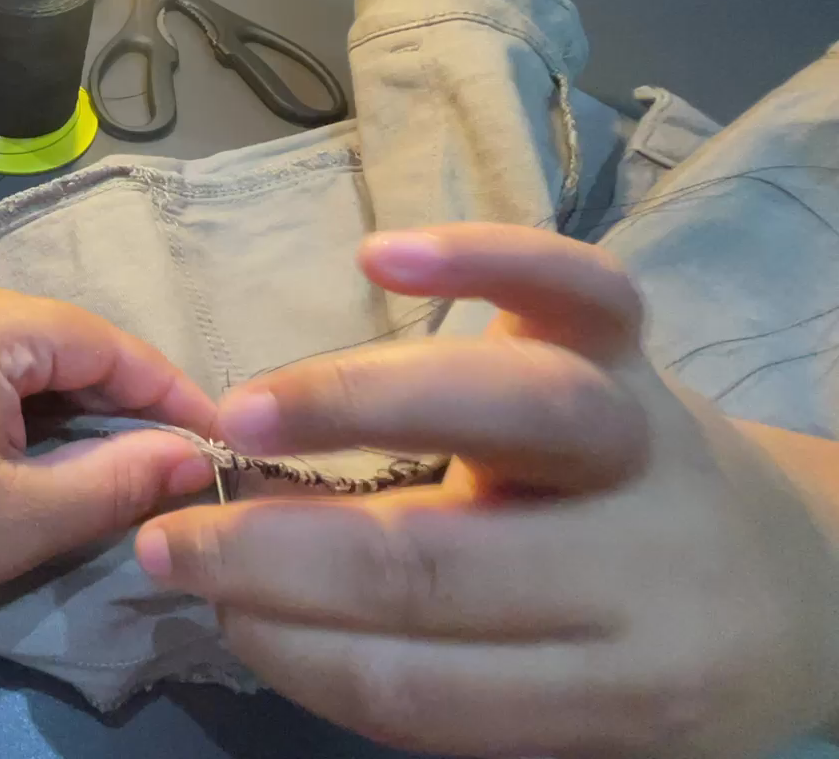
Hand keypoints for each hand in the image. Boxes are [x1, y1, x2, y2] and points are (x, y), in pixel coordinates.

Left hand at [0, 282, 220, 658]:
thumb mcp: (19, 519)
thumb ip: (118, 479)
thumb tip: (195, 457)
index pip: (98, 339)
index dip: (164, 389)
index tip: (215, 440)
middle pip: (52, 337)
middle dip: (111, 396)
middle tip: (159, 458)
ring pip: (8, 347)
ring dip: (59, 398)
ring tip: (97, 457)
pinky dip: (5, 396)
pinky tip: (19, 442)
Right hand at [137, 224, 838, 757]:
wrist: (779, 576)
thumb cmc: (615, 631)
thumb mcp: (542, 683)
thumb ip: (406, 651)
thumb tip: (236, 595)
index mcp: (620, 685)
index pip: (420, 682)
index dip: (291, 648)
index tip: (210, 611)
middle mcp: (646, 570)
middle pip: (434, 562)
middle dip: (270, 550)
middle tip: (165, 538)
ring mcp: (644, 436)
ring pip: (501, 407)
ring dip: (341, 407)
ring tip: (239, 417)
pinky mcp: (631, 343)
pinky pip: (575, 287)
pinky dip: (480, 260)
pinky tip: (381, 257)